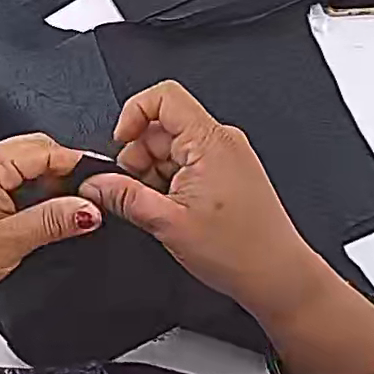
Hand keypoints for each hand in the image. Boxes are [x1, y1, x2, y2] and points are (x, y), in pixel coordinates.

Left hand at [0, 133, 102, 309]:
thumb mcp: (11, 240)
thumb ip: (54, 219)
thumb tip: (89, 208)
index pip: (46, 150)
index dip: (76, 166)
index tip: (99, 186)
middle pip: (38, 151)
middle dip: (64, 174)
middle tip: (84, 202)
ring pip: (28, 165)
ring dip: (48, 185)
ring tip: (60, 214)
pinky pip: (14, 177)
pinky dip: (32, 192)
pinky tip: (38, 215)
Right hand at [79, 81, 339, 318]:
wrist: (278, 277)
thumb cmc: (240, 251)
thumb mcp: (168, 222)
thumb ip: (124, 197)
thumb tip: (95, 183)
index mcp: (210, 140)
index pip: (163, 96)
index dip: (132, 114)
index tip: (120, 144)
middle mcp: (221, 140)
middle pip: (161, 126)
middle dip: (139, 157)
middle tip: (136, 193)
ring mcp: (225, 154)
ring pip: (170, 147)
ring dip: (153, 174)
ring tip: (160, 209)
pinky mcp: (226, 170)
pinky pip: (185, 162)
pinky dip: (169, 182)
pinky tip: (173, 210)